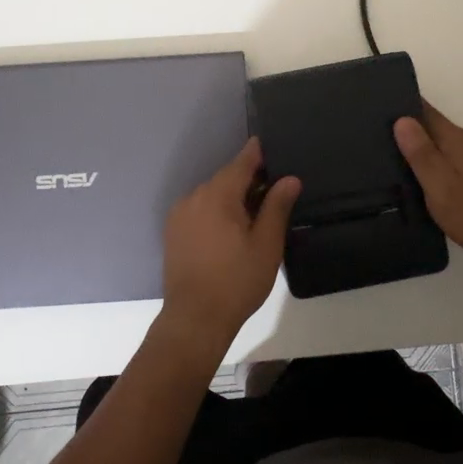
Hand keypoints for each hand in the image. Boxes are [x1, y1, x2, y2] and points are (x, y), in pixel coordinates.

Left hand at [159, 138, 300, 346]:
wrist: (195, 318)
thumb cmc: (237, 281)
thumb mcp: (266, 245)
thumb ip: (277, 207)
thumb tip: (290, 179)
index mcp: (217, 195)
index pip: (241, 163)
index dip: (257, 153)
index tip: (270, 145)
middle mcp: (194, 197)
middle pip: (225, 179)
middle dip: (248, 180)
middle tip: (273, 189)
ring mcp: (179, 215)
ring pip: (211, 196)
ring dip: (231, 198)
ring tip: (255, 214)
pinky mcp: (173, 232)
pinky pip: (199, 211)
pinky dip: (216, 212)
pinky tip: (231, 230)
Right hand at [394, 103, 462, 261]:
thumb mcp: (439, 184)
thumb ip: (420, 152)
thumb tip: (402, 119)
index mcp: (458, 139)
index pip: (426, 111)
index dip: (404, 106)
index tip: (380, 107)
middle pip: (435, 127)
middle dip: (410, 130)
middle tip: (379, 139)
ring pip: (444, 145)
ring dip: (424, 149)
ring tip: (395, 160)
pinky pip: (453, 160)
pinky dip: (437, 164)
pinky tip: (425, 179)